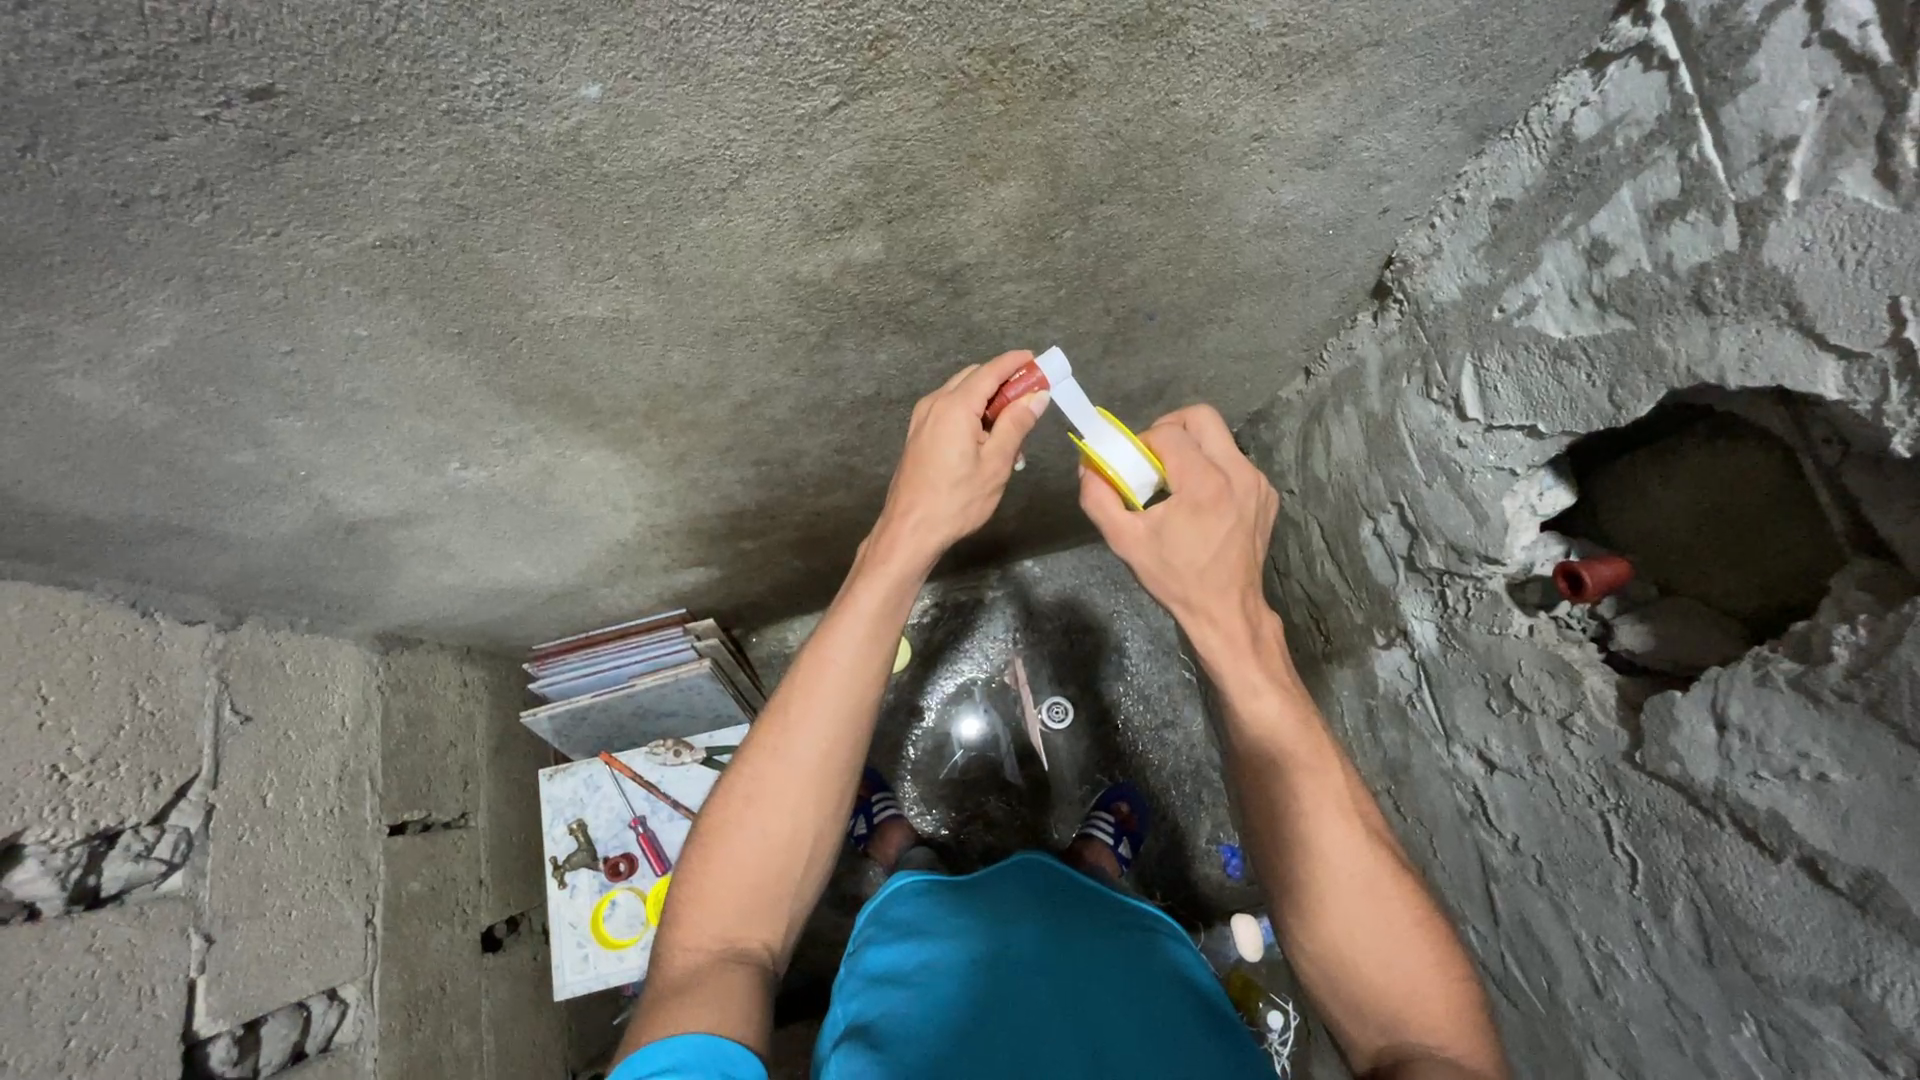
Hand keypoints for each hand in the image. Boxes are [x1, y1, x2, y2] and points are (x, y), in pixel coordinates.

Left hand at [873, 350, 1048, 565]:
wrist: (910, 529)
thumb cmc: (956, 501)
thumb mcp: (995, 463)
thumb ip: (1016, 424)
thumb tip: (1037, 396)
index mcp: (955, 406)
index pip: (990, 370)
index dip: (1016, 363)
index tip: (1038, 361)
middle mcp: (934, 404)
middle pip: (974, 378)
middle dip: (1004, 384)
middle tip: (1032, 400)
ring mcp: (922, 419)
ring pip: (961, 394)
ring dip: (988, 402)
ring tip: (1013, 430)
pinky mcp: (918, 434)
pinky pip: (949, 411)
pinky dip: (971, 414)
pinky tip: (987, 440)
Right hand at [1078, 404, 1278, 644]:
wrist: (1226, 609)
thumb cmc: (1175, 577)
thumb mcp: (1125, 541)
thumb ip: (1098, 498)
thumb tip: (1088, 466)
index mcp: (1203, 483)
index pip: (1167, 432)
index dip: (1141, 441)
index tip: (1131, 464)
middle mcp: (1237, 473)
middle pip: (1202, 416)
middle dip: (1171, 427)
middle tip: (1152, 454)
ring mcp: (1257, 482)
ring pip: (1220, 438)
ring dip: (1192, 448)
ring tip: (1174, 479)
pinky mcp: (1266, 494)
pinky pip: (1235, 462)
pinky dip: (1213, 468)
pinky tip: (1199, 499)